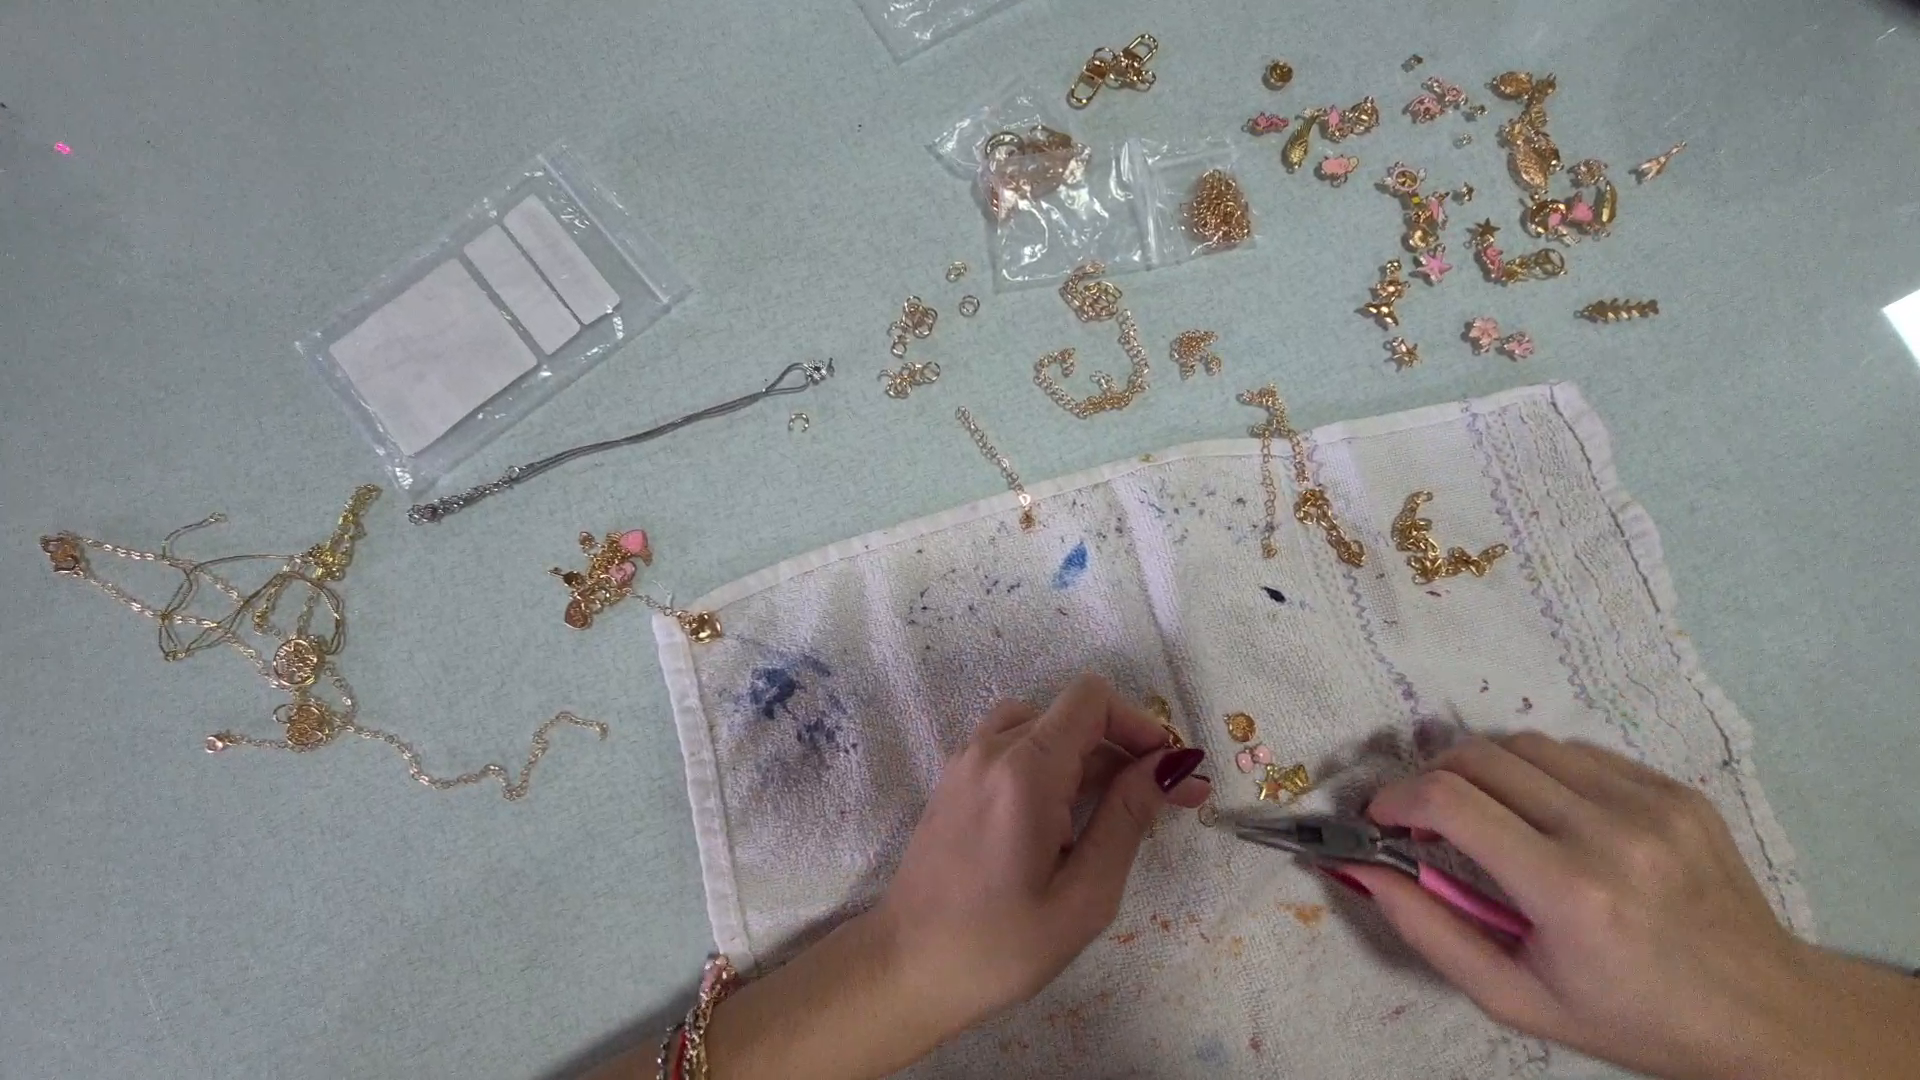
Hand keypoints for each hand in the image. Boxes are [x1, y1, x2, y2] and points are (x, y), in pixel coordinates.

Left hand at [696, 674, 1209, 1079]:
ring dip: (1082, 753)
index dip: (1137, 723)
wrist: (906, 965)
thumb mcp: (1082, 897)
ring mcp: (966, 760)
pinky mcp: (954, 778)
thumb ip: (1126, 820)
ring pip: (1040, 724)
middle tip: (1160, 803)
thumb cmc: (1000, 946)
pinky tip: (1057, 816)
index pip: (1090, 698)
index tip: (1167, 771)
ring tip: (1104, 811)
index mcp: (1024, 769)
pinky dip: (1047, 760)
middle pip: (1069, 713)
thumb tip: (1169, 768)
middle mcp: (991, 748)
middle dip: (1121, 747)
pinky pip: (1010, 744)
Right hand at [1344, 733, 1803, 1079]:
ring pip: (1520, 744)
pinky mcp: (1674, 789)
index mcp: (1571, 892)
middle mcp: (1611, 834)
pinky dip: (1534, 770)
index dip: (1397, 798)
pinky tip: (1545, 810)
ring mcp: (1650, 804)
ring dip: (1480, 770)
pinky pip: (1571, 751)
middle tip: (1427, 818)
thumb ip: (1426, 929)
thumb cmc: (1629, 1014)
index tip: (1382, 818)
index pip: (1450, 802)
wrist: (1771, 1018)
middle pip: (1477, 758)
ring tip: (1485, 811)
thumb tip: (1360, 866)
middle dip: (1430, 779)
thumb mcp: (1515, 997)